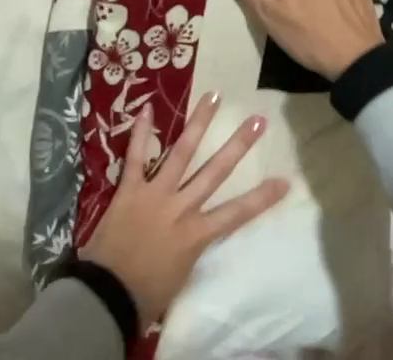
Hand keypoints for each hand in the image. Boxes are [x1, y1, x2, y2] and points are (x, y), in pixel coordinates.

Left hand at [78, 94, 289, 324]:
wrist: (107, 295)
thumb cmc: (147, 296)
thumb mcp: (181, 274)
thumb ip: (189, 248)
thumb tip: (191, 235)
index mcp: (197, 234)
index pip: (238, 213)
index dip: (263, 197)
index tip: (285, 180)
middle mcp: (181, 207)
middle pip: (215, 171)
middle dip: (238, 145)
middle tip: (257, 120)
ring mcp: (155, 194)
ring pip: (182, 152)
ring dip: (198, 122)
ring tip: (213, 96)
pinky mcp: (129, 189)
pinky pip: (136, 157)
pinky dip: (140, 133)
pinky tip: (147, 108)